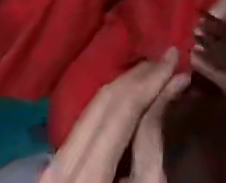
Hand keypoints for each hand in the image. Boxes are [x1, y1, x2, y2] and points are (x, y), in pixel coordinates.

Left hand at [44, 49, 187, 182]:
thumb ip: (152, 139)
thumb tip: (172, 85)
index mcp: (85, 179)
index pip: (120, 110)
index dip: (150, 78)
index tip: (176, 54)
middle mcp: (58, 169)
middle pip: (101, 103)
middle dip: (137, 76)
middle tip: (168, 58)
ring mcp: (48, 170)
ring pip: (89, 110)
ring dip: (124, 87)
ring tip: (153, 73)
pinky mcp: (50, 173)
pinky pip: (82, 126)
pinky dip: (109, 108)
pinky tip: (129, 98)